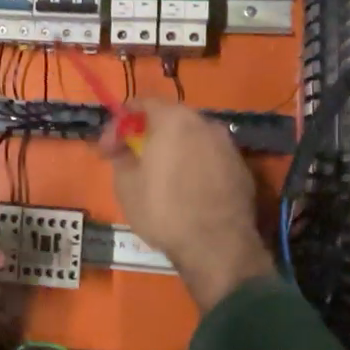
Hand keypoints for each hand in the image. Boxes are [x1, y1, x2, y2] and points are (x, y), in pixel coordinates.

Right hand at [99, 100, 274, 310]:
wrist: (218, 246)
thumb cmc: (164, 210)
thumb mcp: (126, 185)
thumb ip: (122, 156)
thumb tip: (124, 148)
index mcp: (174, 120)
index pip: (142, 103)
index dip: (119, 123)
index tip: (108, 148)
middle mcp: (205, 123)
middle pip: (169, 119)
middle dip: (147, 135)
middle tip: (132, 159)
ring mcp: (228, 145)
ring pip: (192, 138)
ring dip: (173, 150)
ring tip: (160, 176)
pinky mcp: (242, 168)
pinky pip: (210, 158)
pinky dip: (195, 165)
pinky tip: (187, 190)